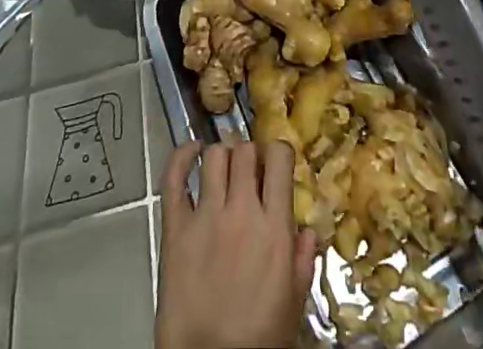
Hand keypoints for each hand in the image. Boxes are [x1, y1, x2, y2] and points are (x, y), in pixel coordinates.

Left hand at [157, 140, 315, 348]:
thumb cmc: (259, 337)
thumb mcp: (294, 302)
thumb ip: (304, 261)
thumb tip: (308, 230)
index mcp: (275, 227)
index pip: (279, 159)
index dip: (278, 153)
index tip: (275, 164)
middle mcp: (242, 210)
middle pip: (245, 152)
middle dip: (250, 154)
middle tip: (250, 170)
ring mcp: (206, 215)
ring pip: (215, 157)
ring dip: (222, 155)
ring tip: (224, 167)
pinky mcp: (175, 226)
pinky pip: (174, 178)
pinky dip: (181, 156)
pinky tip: (191, 151)